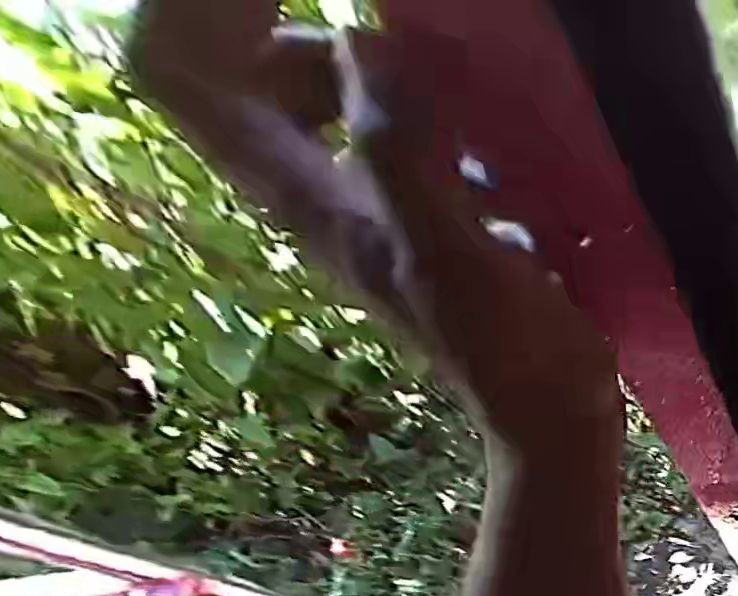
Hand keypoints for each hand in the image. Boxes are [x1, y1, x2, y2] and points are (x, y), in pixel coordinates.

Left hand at [130, 8, 621, 456]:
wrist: (554, 413)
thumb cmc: (511, 348)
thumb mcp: (453, 251)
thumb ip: (401, 151)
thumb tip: (370, 42)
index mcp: (309, 201)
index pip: (183, 71)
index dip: (208, 5)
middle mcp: (332, 204)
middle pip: (253, 82)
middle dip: (307, 37)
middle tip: (393, 43)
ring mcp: (389, 224)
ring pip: (339, 120)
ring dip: (387, 86)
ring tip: (456, 94)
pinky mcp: (443, 239)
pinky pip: (413, 158)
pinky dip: (443, 134)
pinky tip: (496, 158)